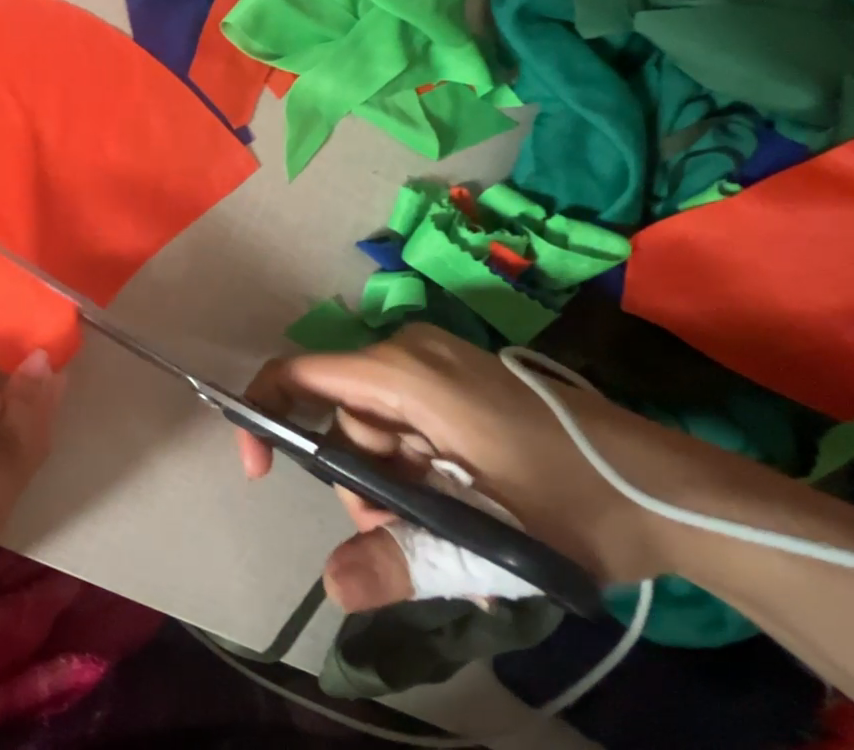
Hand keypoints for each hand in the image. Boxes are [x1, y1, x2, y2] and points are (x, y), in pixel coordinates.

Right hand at [235, 325, 690, 611]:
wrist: (683, 498)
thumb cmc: (582, 506)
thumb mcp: (489, 542)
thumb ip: (402, 560)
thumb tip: (330, 588)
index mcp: (404, 373)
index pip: (294, 376)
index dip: (262, 416)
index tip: (262, 473)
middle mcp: (411, 355)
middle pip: (340, 419)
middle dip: (360, 483)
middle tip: (406, 534)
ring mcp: (440, 367)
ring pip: (374, 430)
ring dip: (393, 487)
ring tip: (450, 536)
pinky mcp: (461, 384)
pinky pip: (407, 426)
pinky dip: (419, 474)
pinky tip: (461, 512)